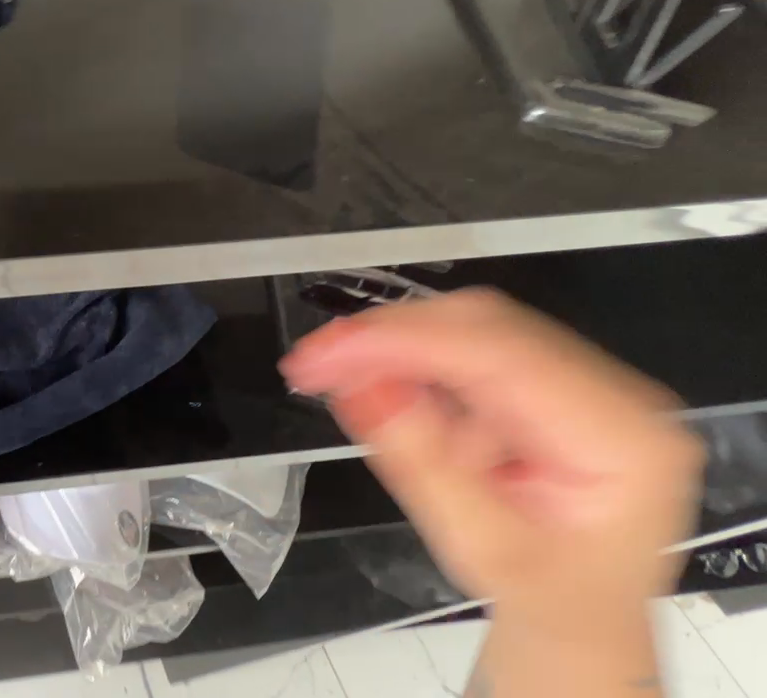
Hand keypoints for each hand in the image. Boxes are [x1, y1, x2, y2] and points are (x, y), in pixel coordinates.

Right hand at [279, 290, 702, 631]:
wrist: (576, 610)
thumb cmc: (545, 592)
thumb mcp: (477, 543)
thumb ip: (421, 462)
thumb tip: (363, 388)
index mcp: (620, 438)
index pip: (500, 356)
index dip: (400, 342)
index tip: (324, 352)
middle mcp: (611, 396)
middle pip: (481, 326)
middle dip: (386, 335)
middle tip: (314, 360)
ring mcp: (576, 381)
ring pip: (463, 323)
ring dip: (387, 342)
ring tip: (328, 370)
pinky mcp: (538, 378)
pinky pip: (459, 340)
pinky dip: (401, 353)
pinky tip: (366, 376)